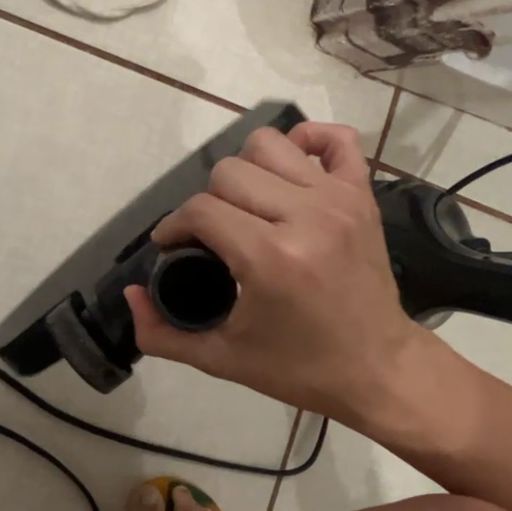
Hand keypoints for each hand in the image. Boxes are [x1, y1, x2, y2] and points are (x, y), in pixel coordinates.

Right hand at [125, 122, 431, 424]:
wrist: (380, 371)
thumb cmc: (299, 368)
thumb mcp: (221, 359)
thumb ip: (162, 332)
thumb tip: (131, 294)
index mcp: (271, 257)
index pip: (200, 210)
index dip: (174, 227)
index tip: (173, 248)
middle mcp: (305, 217)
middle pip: (228, 173)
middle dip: (207, 204)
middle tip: (213, 237)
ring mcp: (338, 201)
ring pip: (269, 145)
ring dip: (247, 172)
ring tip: (247, 206)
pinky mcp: (362, 196)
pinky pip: (336, 140)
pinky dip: (308, 142)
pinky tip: (291, 170)